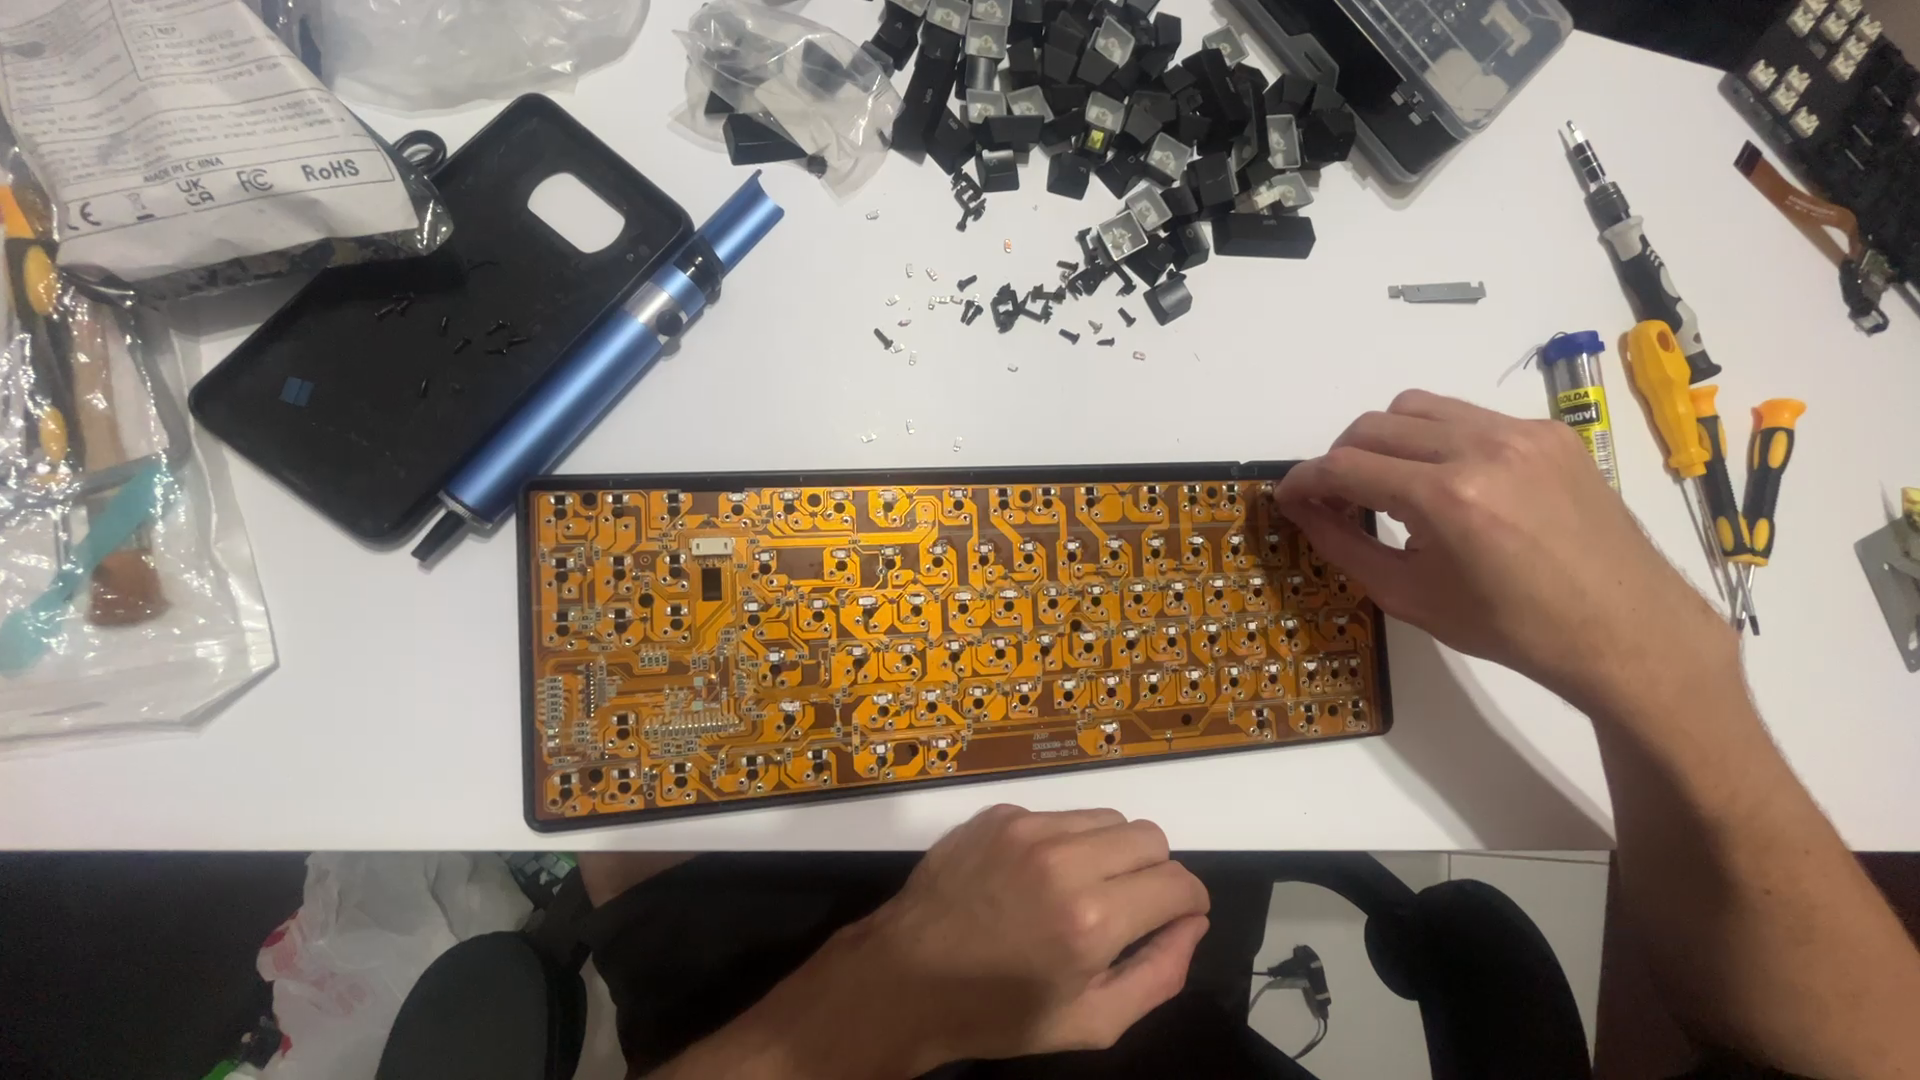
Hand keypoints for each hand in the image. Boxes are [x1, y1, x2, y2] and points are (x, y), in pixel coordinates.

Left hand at [829, 805, 1207, 1073]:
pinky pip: (1058, 814)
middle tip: (1127, 907)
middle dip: (1154, 872)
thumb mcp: (1090, 1022)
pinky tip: (1034, 876)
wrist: (907, 975)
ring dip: (1110, 851)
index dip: (1188, 902)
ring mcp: (1026, 828)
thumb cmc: (999, 1011)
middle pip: (1149, 836)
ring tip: (1080, 889)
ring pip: (1106, 818)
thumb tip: (1192, 922)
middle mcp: (1063, 860)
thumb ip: (1158, 974)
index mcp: (1091, 920)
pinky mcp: (999, 814)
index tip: (1174, 917)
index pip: (1178, 883)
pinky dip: (1064, 841)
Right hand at [1275, 390, 1737, 712]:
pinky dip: (1435, 440)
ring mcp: (1522, 433)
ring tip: (1388, 484)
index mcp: (1446, 498)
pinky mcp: (1550, 433)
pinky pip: (1466, 417)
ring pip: (1416, 407)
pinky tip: (1446, 482)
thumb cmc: (1509, 628)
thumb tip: (1302, 511)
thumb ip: (1344, 545)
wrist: (1627, 631)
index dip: (1304, 480)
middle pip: (1373, 425)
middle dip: (1339, 459)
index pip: (1344, 466)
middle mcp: (1482, 448)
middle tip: (1336, 498)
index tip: (1289, 498)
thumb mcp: (1408, 595)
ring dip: (1384, 440)